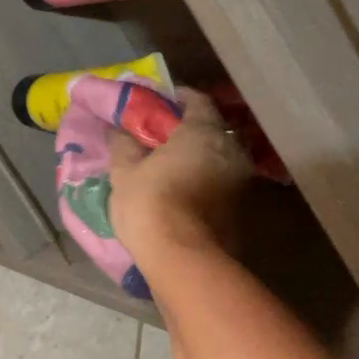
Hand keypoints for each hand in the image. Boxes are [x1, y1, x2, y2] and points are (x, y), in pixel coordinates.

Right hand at [107, 87, 251, 258]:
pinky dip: (201, 177)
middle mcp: (230, 150)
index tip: (154, 103)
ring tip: (165, 163)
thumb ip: (123, 144)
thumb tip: (117, 129)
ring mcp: (240, 180)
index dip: (175, 98)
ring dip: (194, 155)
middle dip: (185, 129)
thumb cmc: (151, 203)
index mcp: (203, 132)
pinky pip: (218, 180)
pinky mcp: (241, 207)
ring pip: (215, 156)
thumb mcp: (124, 171)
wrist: (184, 259)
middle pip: (209, 129)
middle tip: (156, 135)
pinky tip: (178, 186)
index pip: (196, 100)